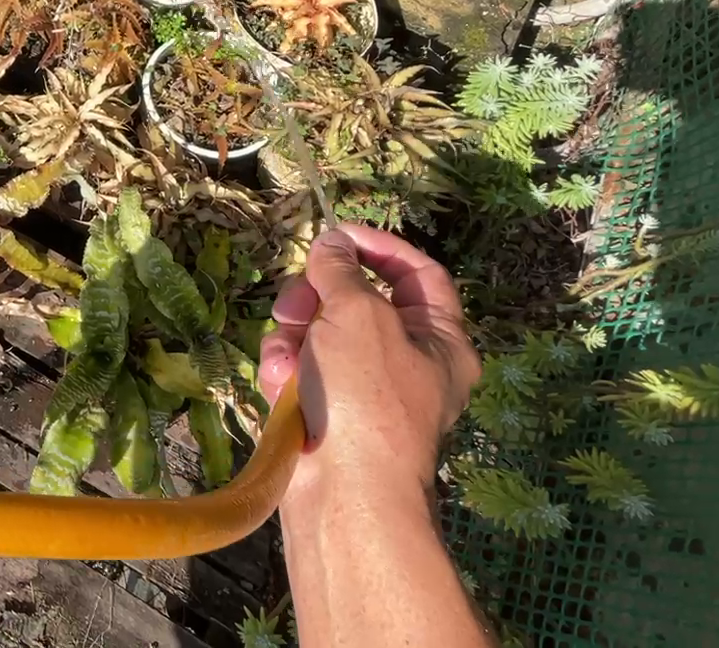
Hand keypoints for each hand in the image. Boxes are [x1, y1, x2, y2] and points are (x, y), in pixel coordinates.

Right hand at [258, 224, 479, 507]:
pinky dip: (283, 367)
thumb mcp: (357, 314)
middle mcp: (403, 358)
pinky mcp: (321, 401)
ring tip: (286, 359)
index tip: (335, 232)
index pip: (417, 272)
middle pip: (353, 297)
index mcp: (438, 339)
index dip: (378, 245)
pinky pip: (297, 362)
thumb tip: (330, 242)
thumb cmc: (366, 392)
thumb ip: (341, 269)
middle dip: (315, 297)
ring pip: (315, 328)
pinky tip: (280, 384)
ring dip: (291, 336)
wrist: (342, 486)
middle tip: (294, 305)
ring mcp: (359, 382)